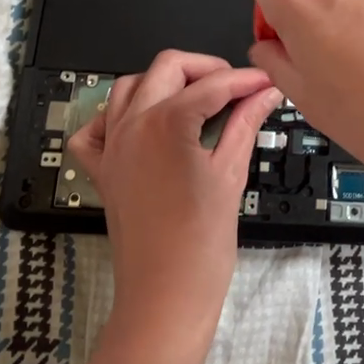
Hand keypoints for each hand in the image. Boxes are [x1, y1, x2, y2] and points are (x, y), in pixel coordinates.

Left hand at [67, 51, 281, 329]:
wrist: (164, 297)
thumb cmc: (203, 242)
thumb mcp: (231, 174)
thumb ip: (245, 124)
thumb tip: (266, 94)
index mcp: (167, 122)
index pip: (214, 84)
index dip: (246, 80)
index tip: (267, 83)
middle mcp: (132, 124)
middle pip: (168, 66)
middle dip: (205, 69)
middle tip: (237, 88)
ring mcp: (111, 145)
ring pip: (130, 86)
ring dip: (164, 83)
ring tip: (197, 102)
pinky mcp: (101, 169)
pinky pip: (97, 127)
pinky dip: (117, 116)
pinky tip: (145, 127)